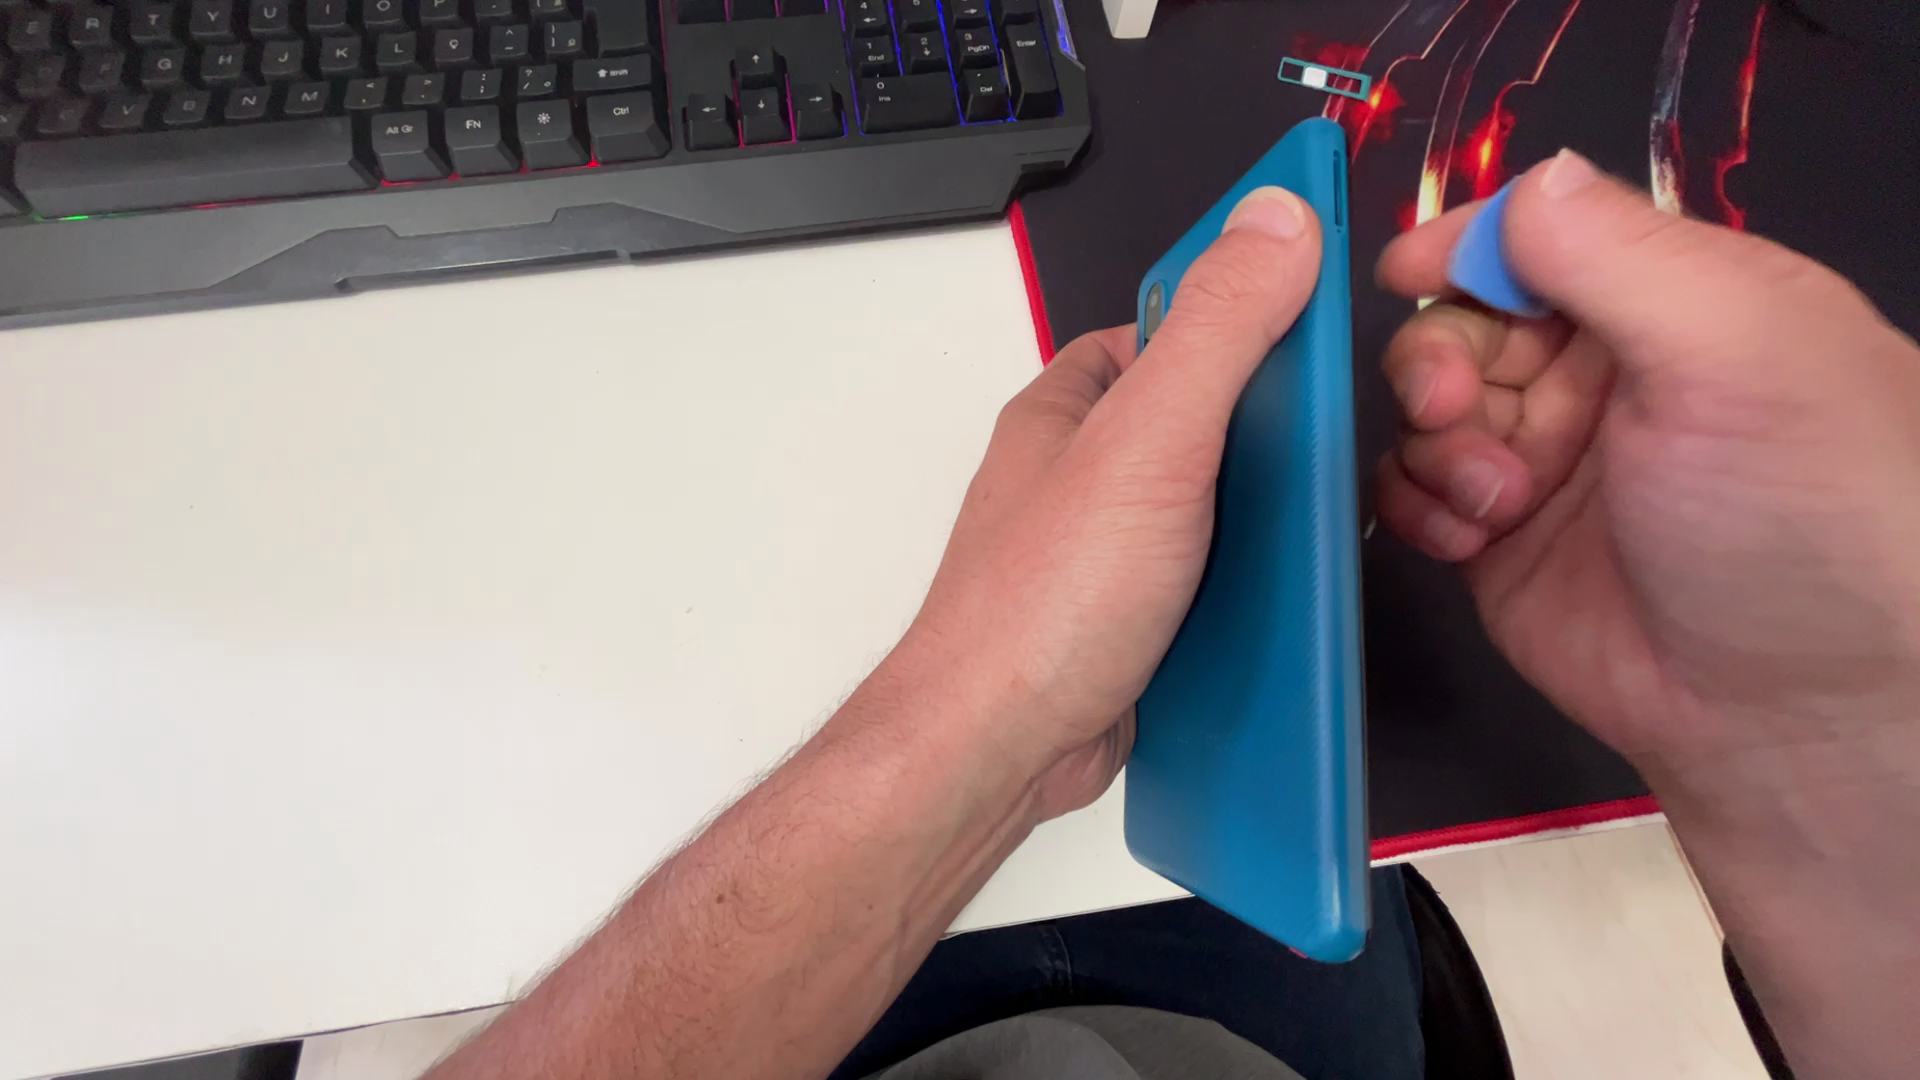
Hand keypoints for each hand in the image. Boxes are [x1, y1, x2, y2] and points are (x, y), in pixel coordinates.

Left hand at [891, 187, 1322, 820]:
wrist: (999, 744)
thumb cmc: (1044, 600)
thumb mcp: (1144, 445)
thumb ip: (1214, 333)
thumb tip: (1274, 220)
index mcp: (1070, 409)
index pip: (1165, 327)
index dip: (1241, 315)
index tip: (1314, 326)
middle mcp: (1083, 470)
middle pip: (1199, 418)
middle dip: (1269, 431)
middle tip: (1338, 449)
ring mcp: (1106, 542)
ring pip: (1210, 502)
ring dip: (1268, 512)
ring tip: (1327, 526)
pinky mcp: (1129, 608)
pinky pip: (1205, 572)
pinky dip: (1248, 576)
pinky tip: (1288, 590)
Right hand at [1375, 149, 1919, 784]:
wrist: (1780, 707)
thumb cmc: (1792, 515)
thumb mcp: (1739, 360)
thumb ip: (1624, 261)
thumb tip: (1528, 182)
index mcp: (1663, 310)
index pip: (1532, 244)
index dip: (1462, 247)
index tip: (1400, 270)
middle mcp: (1585, 377)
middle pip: (1451, 332)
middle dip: (1434, 370)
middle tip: (1453, 413)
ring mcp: (1524, 455)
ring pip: (1415, 418)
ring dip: (1434, 455)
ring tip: (1496, 506)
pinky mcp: (1479, 527)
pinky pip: (1405, 491)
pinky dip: (1418, 509)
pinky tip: (1467, 541)